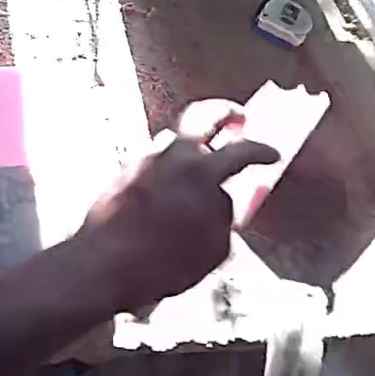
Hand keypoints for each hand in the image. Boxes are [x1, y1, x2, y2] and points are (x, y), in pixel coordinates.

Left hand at [73, 100, 278, 311]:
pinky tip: (175, 183)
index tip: (272, 154)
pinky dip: (172, 160)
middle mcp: (172, 154)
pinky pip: (156, 154)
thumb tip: (223, 199)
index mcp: (200, 172)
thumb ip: (224, 217)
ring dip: (196, 138)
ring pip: (176, 134)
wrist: (102, 264)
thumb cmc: (162, 264)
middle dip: (225, 111)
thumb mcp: (212, 249)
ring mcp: (144, 157)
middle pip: (203, 114)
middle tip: (239, 117)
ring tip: (207, 156)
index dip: (262, 150)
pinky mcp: (125, 168)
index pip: (241, 150)